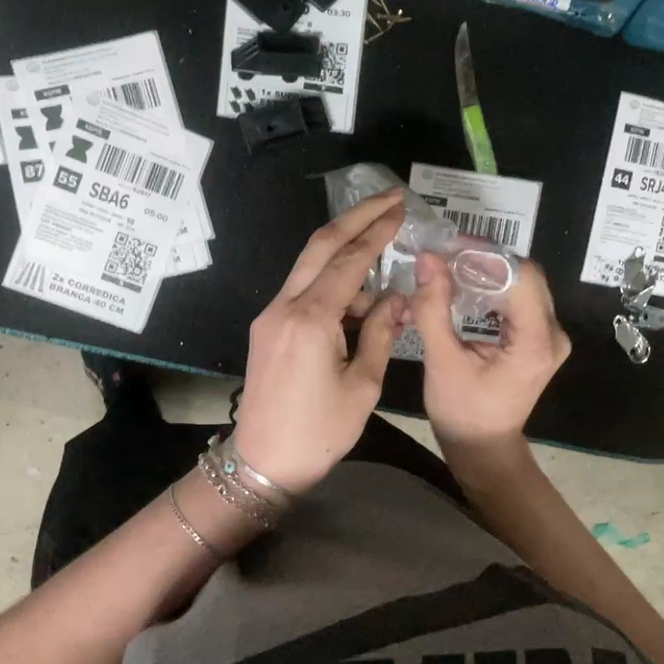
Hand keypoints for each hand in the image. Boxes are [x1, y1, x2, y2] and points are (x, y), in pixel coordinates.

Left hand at [232, 190, 410, 492]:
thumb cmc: (319, 433)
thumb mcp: (363, 386)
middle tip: (389, 199)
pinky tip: (359, 301)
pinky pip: (302, 292)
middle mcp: (284, 307)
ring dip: (346, 258)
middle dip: (355, 218)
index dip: (377, 232)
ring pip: (309, 268)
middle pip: (320, 246)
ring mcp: (270, 316)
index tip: (401, 209)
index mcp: (311, 319)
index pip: (349, 261)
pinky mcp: (267, 329)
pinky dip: (331, 286)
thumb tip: (396, 300)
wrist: (262, 464)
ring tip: (385, 276)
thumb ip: (381, 334)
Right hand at [409, 251, 570, 451]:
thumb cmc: (462, 411)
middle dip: (485, 260)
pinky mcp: (540, 337)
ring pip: (523, 283)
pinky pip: (520, 299)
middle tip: (445, 254)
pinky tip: (466, 286)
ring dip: (488, 271)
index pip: (520, 277)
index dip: (486, 255)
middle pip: (525, 276)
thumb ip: (434, 309)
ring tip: (451, 266)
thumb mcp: (441, 361)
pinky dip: (494, 287)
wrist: (483, 446)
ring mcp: (551, 336)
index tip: (449, 246)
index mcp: (536, 342)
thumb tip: (427, 260)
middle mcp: (553, 334)